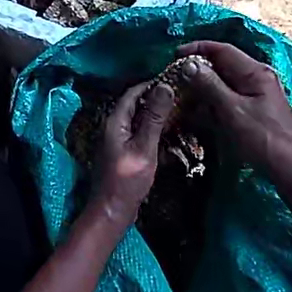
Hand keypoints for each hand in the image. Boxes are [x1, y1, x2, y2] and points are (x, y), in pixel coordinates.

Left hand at [89, 79, 176, 220]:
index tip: (173, 80)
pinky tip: (167, 132)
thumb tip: (165, 86)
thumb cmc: (127, 179)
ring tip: (177, 110)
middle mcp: (112, 126)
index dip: (151, 84)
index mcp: (114, 121)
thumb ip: (155, 118)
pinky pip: (137, 132)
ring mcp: (115, 139)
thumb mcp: (145, 147)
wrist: (112, 211)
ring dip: (155, 114)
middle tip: (179, 94)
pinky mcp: (121, 151)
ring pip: (137, 118)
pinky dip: (151, 128)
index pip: (133, 93)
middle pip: (134, 104)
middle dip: (155, 98)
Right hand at [177, 41, 291, 188]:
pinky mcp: (257, 110)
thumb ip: (210, 85)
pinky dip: (214, 101)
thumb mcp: (232, 110)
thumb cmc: (262, 138)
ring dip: (204, 87)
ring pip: (226, 82)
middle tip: (175, 77)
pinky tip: (200, 112)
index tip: (175, 55)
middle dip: (199, 69)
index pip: (223, 50)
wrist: (291, 168)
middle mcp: (258, 78)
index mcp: (255, 72)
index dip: (197, 49)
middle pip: (224, 65)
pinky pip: (231, 98)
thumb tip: (188, 64)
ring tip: (183, 94)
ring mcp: (259, 94)